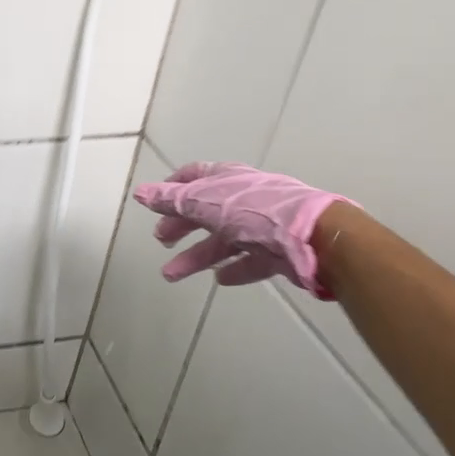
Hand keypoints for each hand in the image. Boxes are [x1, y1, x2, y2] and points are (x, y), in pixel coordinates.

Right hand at [132, 161, 353, 299]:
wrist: (315, 238)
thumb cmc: (255, 212)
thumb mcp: (205, 202)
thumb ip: (172, 200)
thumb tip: (139, 193)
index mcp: (227, 179)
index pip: (194, 176)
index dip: (172, 187)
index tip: (154, 203)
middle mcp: (244, 199)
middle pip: (205, 211)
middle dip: (180, 226)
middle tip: (161, 241)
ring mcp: (263, 226)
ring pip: (222, 241)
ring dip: (196, 257)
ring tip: (171, 275)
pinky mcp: (278, 253)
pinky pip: (250, 261)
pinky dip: (233, 269)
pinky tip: (220, 280)